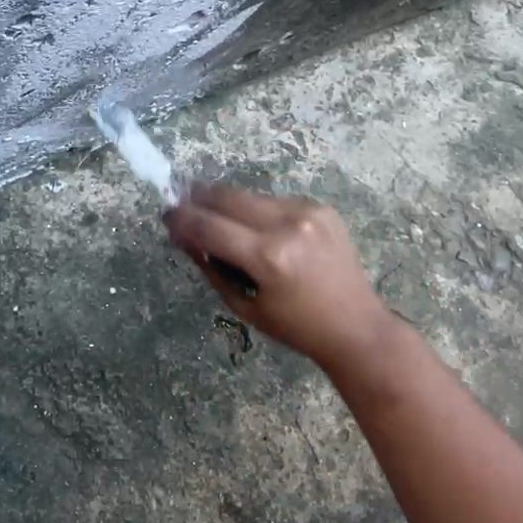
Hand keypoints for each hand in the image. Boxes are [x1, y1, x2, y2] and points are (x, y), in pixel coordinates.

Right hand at [163, 183, 394, 368]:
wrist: (357, 327)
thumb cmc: (295, 327)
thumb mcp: (243, 305)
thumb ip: (209, 265)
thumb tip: (181, 234)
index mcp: (269, 258)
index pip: (208, 225)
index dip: (180, 218)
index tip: (165, 215)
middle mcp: (288, 225)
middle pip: (225, 196)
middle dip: (197, 199)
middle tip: (181, 205)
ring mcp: (307, 212)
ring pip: (247, 195)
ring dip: (226, 205)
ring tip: (218, 220)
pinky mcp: (320, 206)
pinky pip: (272, 201)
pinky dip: (256, 212)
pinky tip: (260, 230)